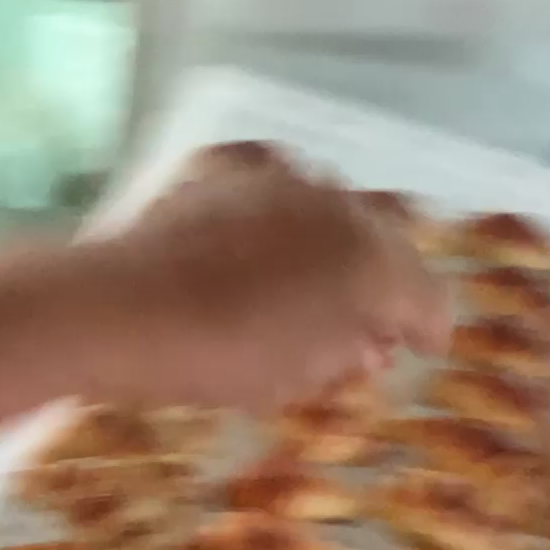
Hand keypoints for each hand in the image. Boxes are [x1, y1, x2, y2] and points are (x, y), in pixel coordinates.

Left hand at [74, 160, 449, 409]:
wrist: (118, 309)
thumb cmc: (215, 359)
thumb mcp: (292, 378)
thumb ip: (345, 357)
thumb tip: (372, 348)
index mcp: (368, 261)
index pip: (425, 292)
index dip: (431, 326)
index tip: (426, 348)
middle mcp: (337, 204)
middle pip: (382, 244)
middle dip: (381, 286)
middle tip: (368, 325)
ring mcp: (279, 179)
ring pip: (330, 213)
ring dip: (332, 250)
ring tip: (313, 289)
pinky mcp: (227, 171)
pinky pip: (277, 192)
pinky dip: (282, 224)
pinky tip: (262, 250)